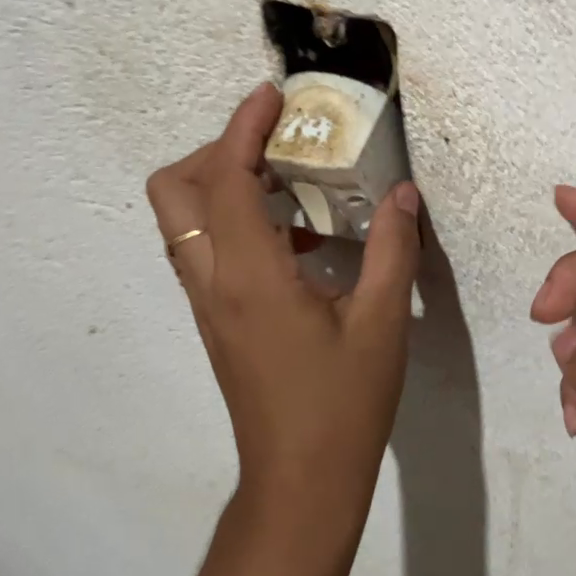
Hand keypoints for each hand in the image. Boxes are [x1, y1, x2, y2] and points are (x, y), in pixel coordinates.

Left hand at [144, 80, 420, 499]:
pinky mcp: (218, 321)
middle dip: (218, 150)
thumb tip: (401, 192)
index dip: (243, 129)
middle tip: (278, 145)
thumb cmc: (344, 402)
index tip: (272, 97)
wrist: (300, 479)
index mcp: (250, 278)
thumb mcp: (383, 322)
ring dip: (225, 184)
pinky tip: (302, 239)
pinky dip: (238, 220)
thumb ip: (392, 248)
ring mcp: (209, 304)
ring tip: (294, 182)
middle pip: (175, 191)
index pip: (225, 181)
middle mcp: (213, 283)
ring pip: (185, 221)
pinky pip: (207, 249)